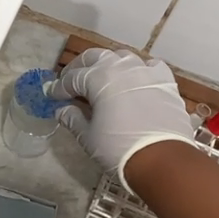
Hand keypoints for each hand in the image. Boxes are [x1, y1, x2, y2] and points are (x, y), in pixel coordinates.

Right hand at [48, 48, 194, 189]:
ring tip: (101, 80)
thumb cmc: (119, 149)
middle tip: (71, 83)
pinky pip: (149, 67)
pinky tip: (135, 81)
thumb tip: (62, 110)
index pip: (72, 78)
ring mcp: (146, 72)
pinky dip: (137, 71)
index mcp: (99, 77)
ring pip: (122, 58)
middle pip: (96, 57)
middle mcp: (122, 67)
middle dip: (80, 68)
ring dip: (108, 65)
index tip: (52, 96)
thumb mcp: (88, 137)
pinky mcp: (166, 82)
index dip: (59, 88)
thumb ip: (73, 119)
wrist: (163, 161)